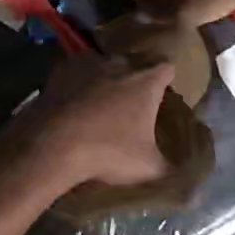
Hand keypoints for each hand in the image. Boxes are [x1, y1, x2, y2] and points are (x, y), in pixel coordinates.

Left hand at [14, 54, 173, 186]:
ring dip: (106, 76)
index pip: (167, 68)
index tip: (162, 94)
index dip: (166, 80)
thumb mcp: (147, 167)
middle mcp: (121, 63)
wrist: (54, 143)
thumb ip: (168, 166)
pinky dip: (79, 80)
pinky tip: (74, 100)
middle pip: (136, 62)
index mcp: (146, 81)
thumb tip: (180, 172)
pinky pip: (78, 70)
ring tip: (100, 101)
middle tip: (132, 101)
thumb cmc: (108, 152)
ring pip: (105, 63)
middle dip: (137, 76)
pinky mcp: (63, 68)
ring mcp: (90, 63)